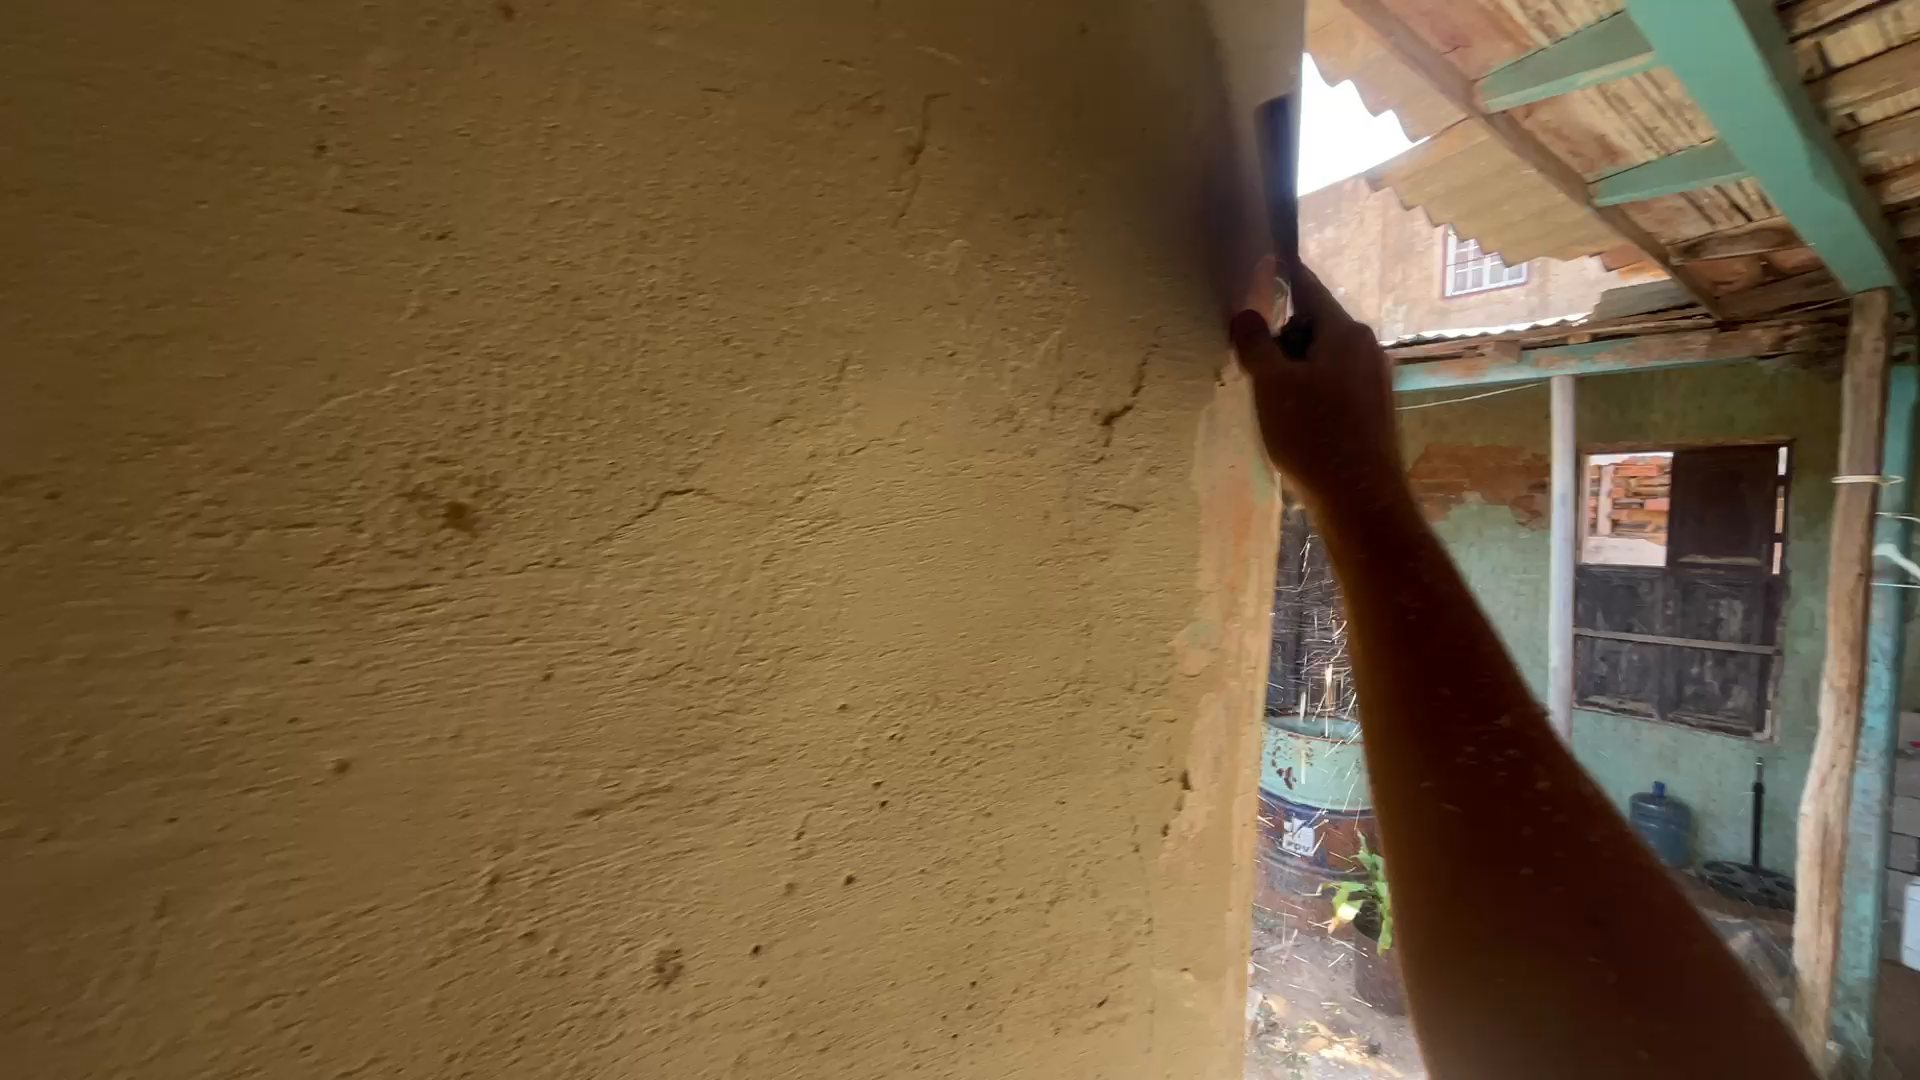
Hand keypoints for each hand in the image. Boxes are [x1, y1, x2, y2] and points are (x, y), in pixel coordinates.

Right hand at [1230, 263, 1405, 513]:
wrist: (1357, 495)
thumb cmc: (1311, 434)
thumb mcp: (1272, 385)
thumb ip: (1256, 345)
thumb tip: (1245, 314)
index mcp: (1344, 332)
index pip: (1309, 289)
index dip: (1283, 276)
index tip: (1267, 260)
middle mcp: (1366, 348)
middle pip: (1313, 327)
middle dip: (1282, 340)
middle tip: (1255, 370)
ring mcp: (1374, 380)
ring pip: (1322, 360)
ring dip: (1294, 371)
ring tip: (1273, 405)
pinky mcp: (1373, 410)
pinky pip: (1334, 386)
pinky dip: (1310, 392)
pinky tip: (1296, 425)